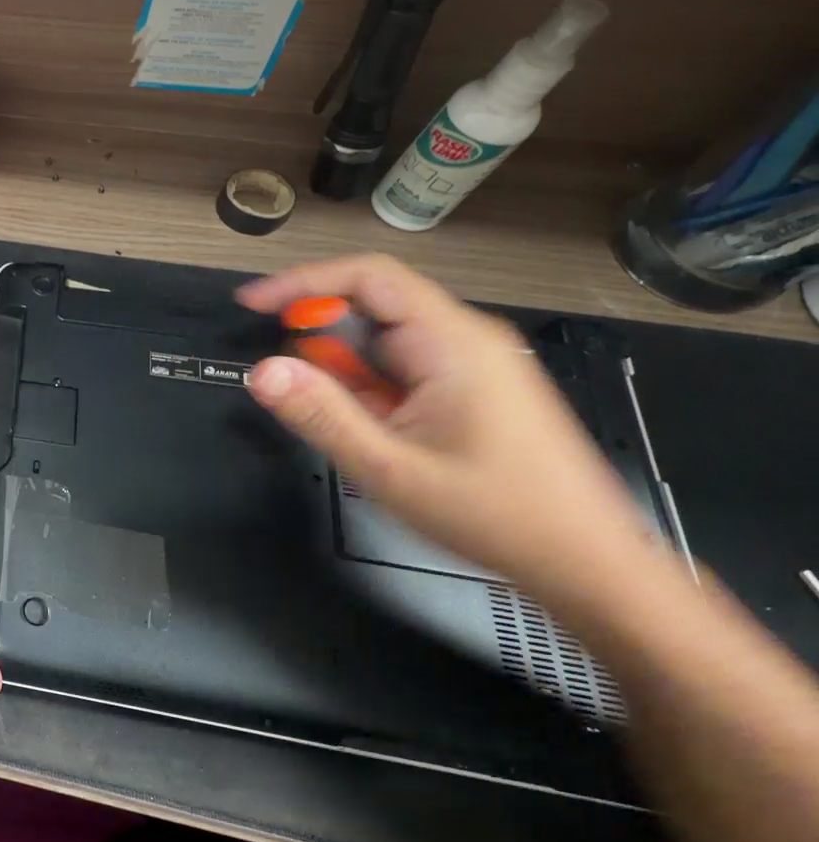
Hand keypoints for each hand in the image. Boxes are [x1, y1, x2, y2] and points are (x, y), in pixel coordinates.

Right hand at [236, 254, 656, 591]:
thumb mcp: (391, 469)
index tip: (253, 304)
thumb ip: (321, 415)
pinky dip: (368, 387)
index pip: (368, 278)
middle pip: (372, 306)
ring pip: (384, 340)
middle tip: (291, 384)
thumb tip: (262, 371)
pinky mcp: (472, 388)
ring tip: (342, 422)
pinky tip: (370, 429)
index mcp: (453, 343)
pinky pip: (402, 366)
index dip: (302, 282)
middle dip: (319, 337)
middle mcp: (465, 340)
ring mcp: (472, 364)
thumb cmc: (500, 517)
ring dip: (344, 369)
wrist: (588, 564)